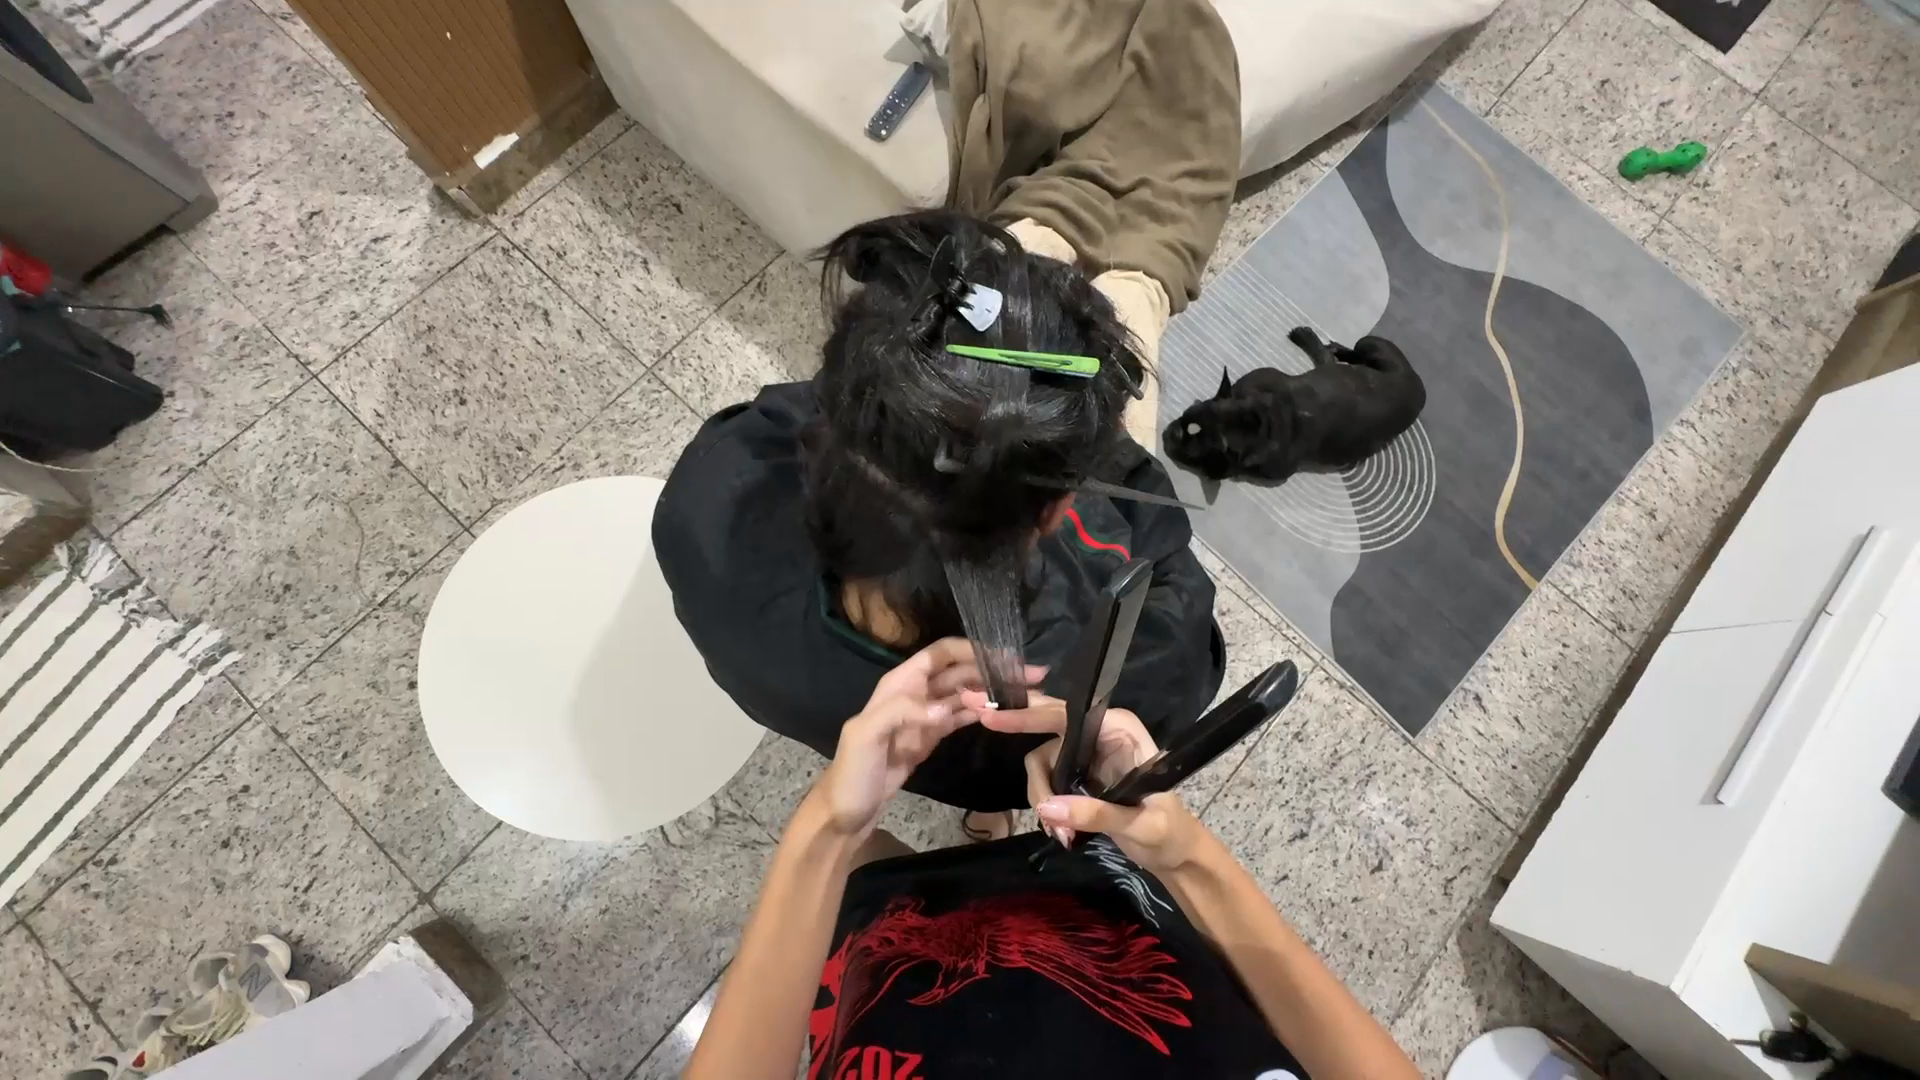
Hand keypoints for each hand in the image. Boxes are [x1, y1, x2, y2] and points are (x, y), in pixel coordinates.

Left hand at [814, 639, 1041, 838]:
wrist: (845, 812)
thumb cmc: (852, 771)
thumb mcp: (865, 736)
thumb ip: (901, 713)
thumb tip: (946, 708)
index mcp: (900, 683)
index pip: (942, 653)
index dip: (973, 650)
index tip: (1008, 657)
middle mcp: (915, 692)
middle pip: (960, 671)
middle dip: (993, 669)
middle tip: (1032, 676)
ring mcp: (925, 715)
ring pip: (964, 692)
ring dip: (993, 689)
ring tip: (1027, 693)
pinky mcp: (931, 736)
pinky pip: (961, 715)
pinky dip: (981, 710)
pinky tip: (1003, 712)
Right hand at [973, 696, 1206, 872]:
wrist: (1175, 855)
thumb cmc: (1169, 832)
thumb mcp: (1141, 825)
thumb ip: (1096, 814)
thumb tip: (1047, 810)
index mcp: (1118, 730)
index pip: (1066, 714)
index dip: (1029, 712)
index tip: (993, 716)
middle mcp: (1098, 734)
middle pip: (1045, 726)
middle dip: (1015, 726)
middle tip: (978, 717)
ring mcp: (1085, 755)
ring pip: (1041, 762)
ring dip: (1041, 798)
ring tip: (1061, 836)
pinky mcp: (1077, 776)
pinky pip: (1046, 782)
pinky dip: (1046, 808)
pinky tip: (1060, 834)